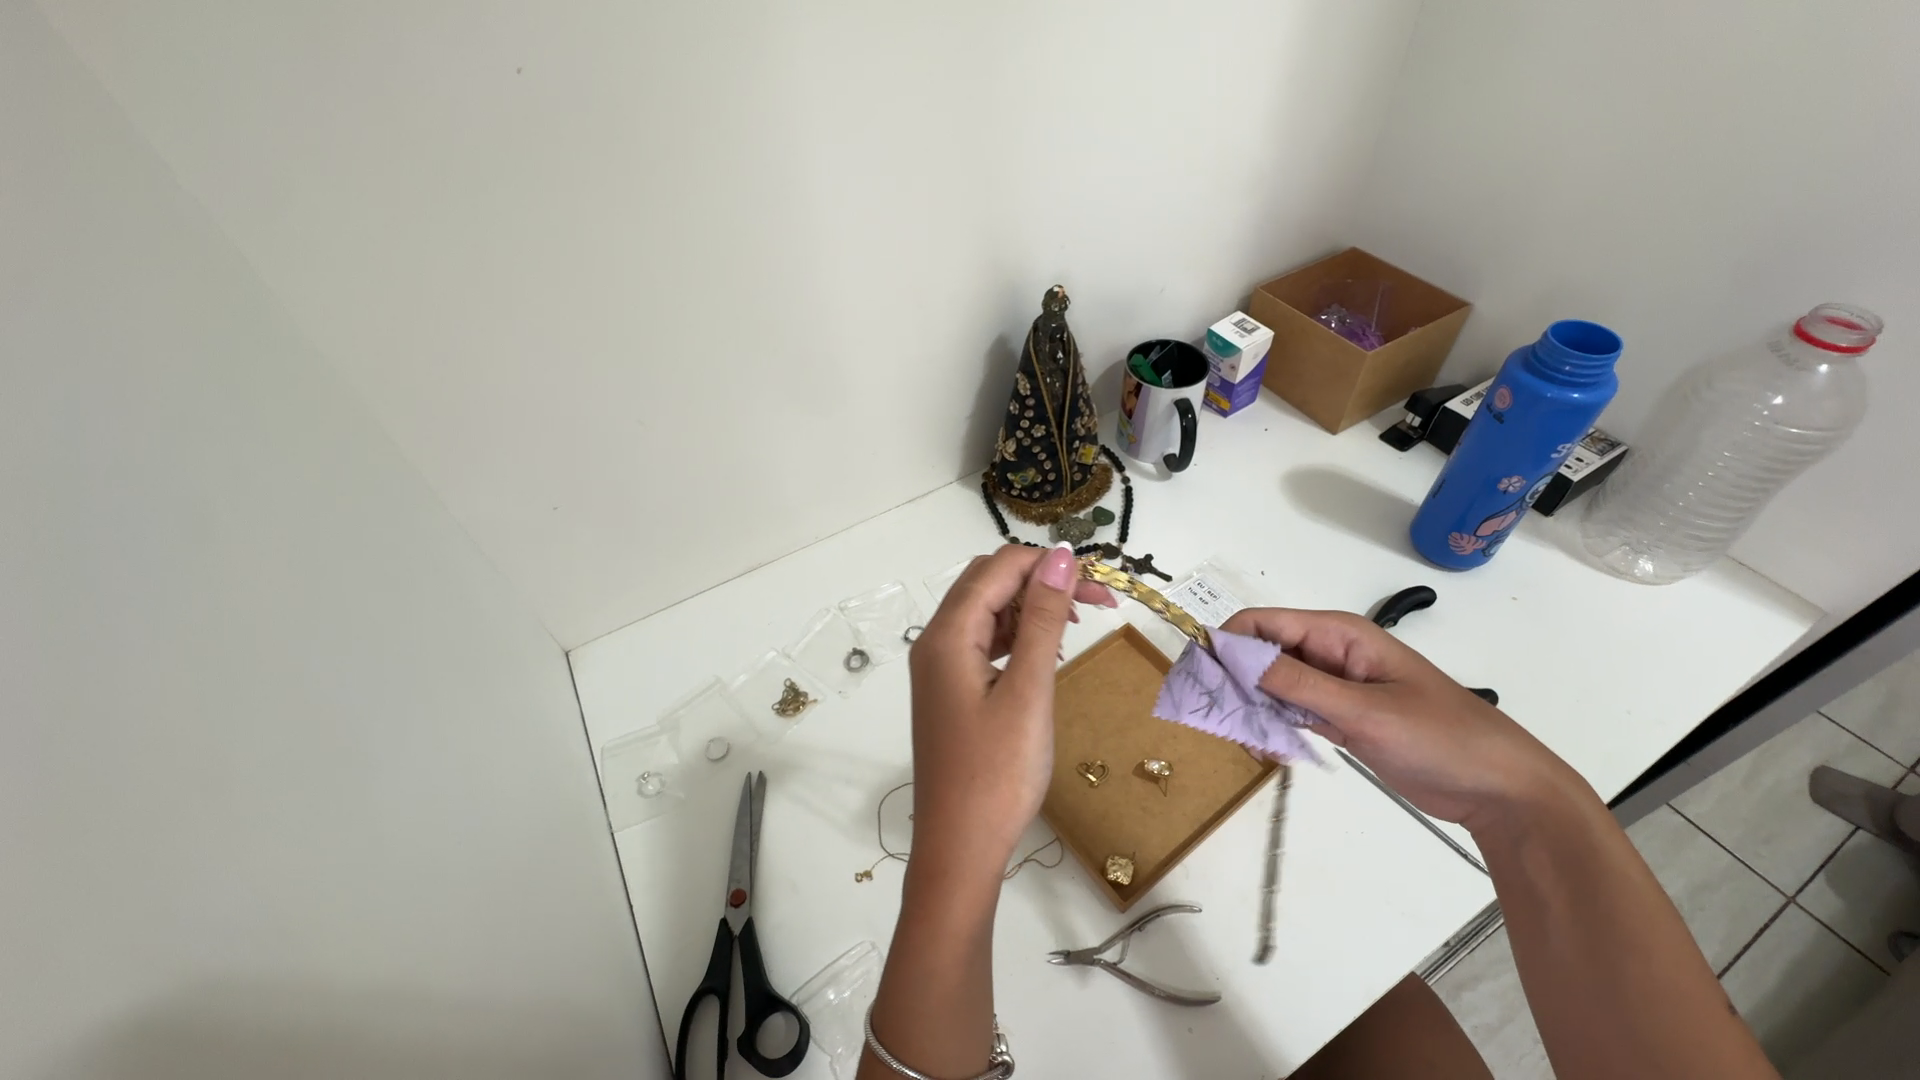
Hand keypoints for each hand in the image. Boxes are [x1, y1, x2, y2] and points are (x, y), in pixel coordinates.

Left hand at [905, 545, 1115, 876]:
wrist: (959, 848)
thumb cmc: (997, 774)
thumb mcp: (1028, 691)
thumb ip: (1042, 619)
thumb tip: (1059, 556)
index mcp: (947, 635)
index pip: (997, 568)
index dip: (1048, 565)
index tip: (1100, 586)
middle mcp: (935, 642)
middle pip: (988, 584)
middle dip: (1041, 582)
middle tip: (1096, 604)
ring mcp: (940, 669)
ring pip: (987, 613)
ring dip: (1031, 609)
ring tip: (1077, 628)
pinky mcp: (951, 691)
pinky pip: (984, 644)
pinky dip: (1017, 638)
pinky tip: (1046, 655)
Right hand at [1220, 607, 1586, 834]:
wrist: (1502, 789)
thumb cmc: (1440, 738)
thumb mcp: (1364, 710)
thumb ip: (1297, 682)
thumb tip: (1232, 653)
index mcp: (1338, 634)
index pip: (1262, 623)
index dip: (1225, 642)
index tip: (1198, 679)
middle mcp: (1329, 653)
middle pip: (1261, 653)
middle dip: (1235, 681)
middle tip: (1220, 721)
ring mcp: (1334, 686)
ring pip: (1271, 685)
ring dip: (1252, 709)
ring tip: (1250, 742)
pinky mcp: (1339, 717)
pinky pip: (1291, 712)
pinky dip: (1275, 728)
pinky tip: (1271, 750)